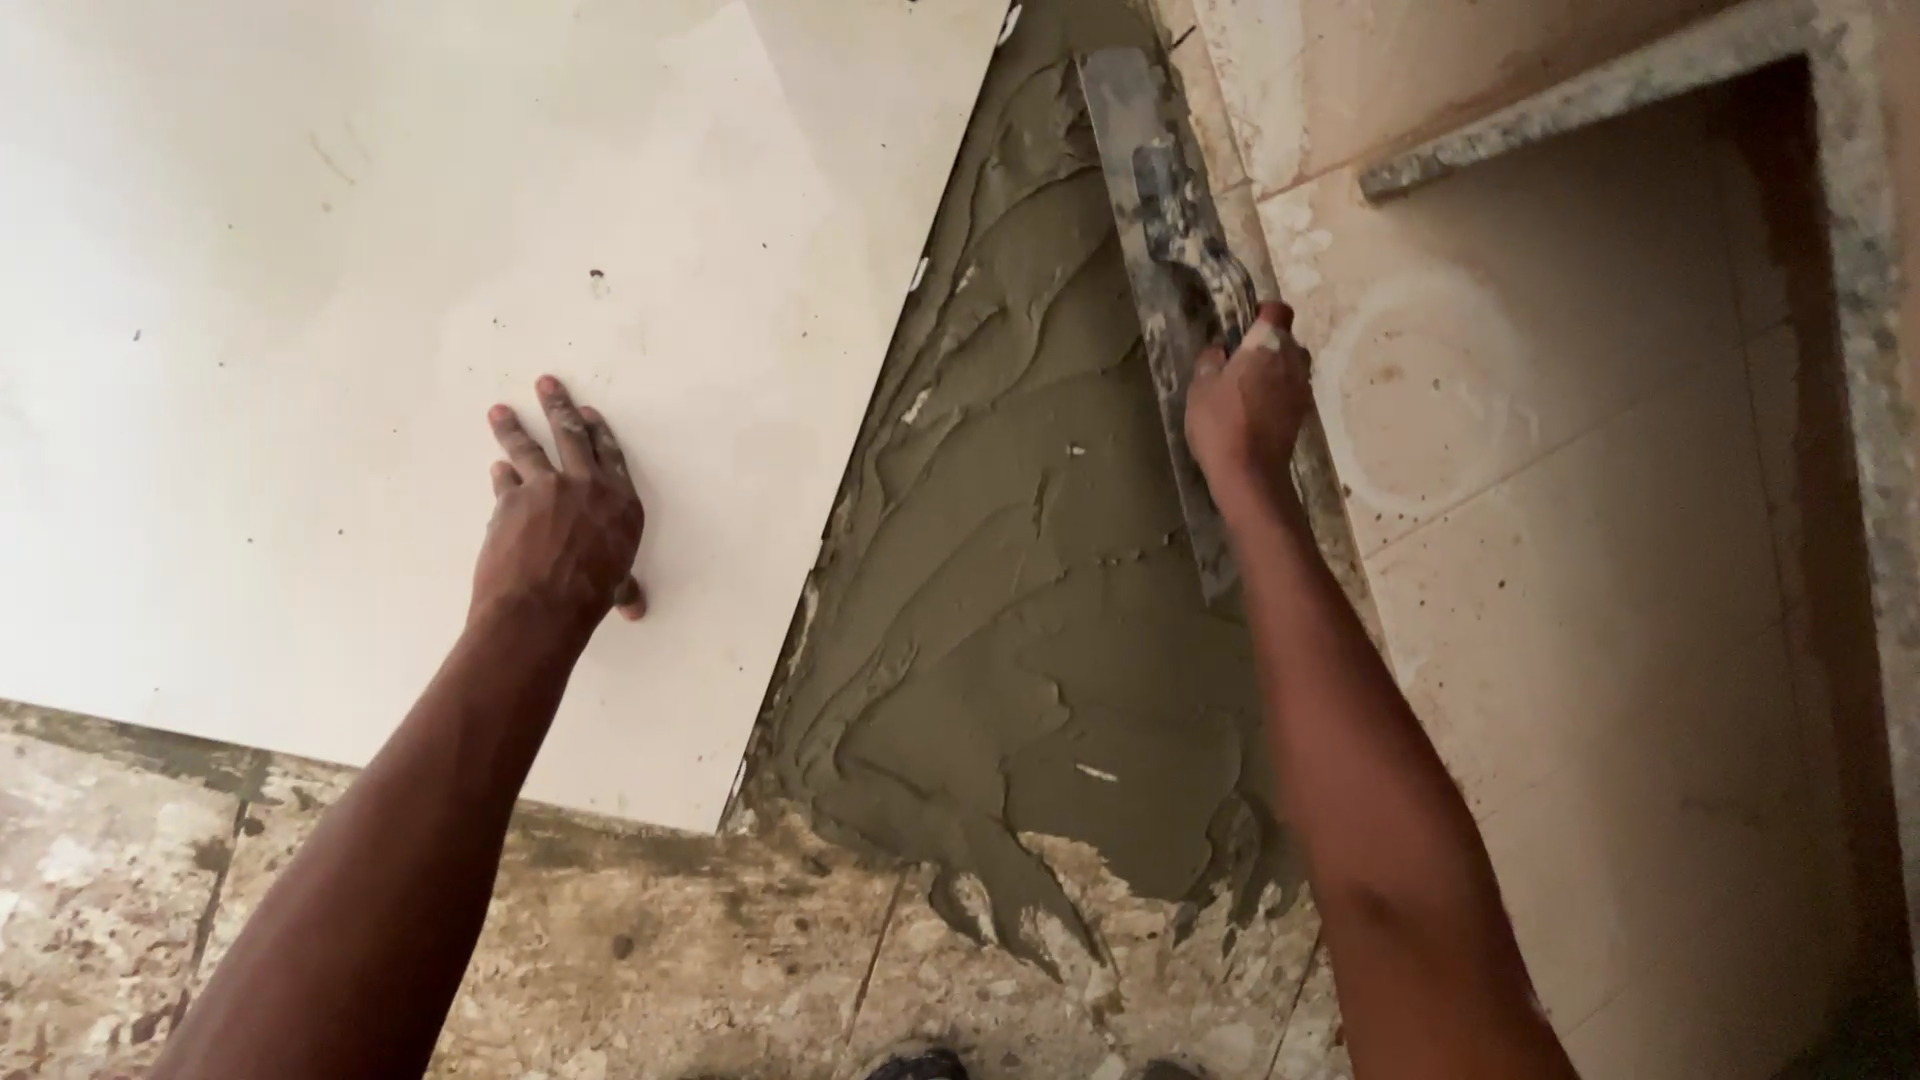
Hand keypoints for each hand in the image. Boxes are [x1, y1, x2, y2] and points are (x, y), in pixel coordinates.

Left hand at [474, 375, 646, 630]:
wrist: (542, 604)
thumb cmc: (592, 595)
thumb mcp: (617, 586)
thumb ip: (624, 587)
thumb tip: (637, 608)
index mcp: (621, 503)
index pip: (611, 456)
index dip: (600, 432)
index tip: (589, 411)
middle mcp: (586, 486)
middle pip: (572, 435)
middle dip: (559, 406)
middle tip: (547, 383)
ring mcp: (545, 489)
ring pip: (528, 448)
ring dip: (513, 427)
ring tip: (501, 410)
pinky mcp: (509, 501)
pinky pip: (505, 482)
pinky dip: (501, 474)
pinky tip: (496, 467)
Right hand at [1185, 301, 1313, 519]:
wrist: (1249, 472)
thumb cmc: (1220, 423)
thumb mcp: (1200, 388)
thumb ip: (1210, 361)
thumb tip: (1218, 349)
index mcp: (1268, 344)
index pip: (1277, 310)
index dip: (1261, 312)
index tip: (1241, 326)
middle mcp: (1293, 359)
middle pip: (1286, 338)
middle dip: (1266, 343)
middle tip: (1237, 360)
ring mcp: (1301, 387)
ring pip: (1290, 364)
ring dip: (1273, 369)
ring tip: (1246, 386)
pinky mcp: (1301, 411)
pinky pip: (1290, 389)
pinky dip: (1276, 391)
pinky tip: (1254, 409)